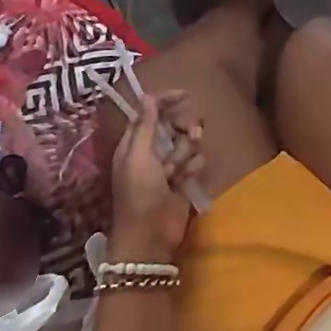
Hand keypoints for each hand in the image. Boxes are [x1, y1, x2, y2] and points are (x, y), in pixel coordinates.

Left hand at [109, 92, 204, 260]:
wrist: (150, 235)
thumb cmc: (139, 194)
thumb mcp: (138, 156)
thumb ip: (144, 126)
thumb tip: (148, 96)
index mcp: (133, 143)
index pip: (149, 111)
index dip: (165, 100)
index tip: (186, 96)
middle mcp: (150, 150)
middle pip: (173, 125)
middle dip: (185, 128)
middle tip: (192, 134)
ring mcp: (167, 165)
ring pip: (188, 143)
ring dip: (187, 153)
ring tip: (178, 171)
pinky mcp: (183, 179)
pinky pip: (196, 161)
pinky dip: (193, 168)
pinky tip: (186, 180)